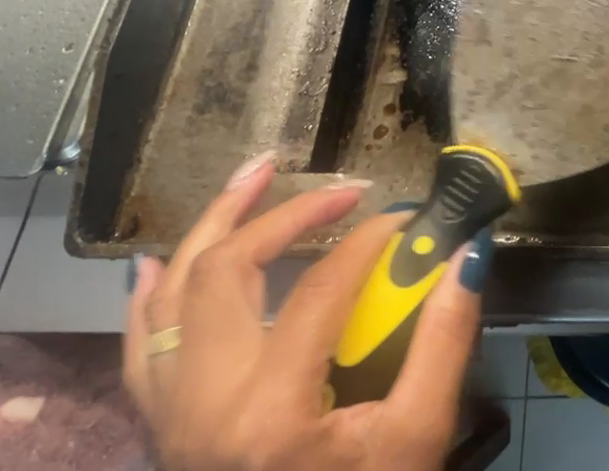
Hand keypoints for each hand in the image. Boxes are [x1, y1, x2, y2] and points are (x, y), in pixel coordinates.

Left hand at [123, 152, 488, 469]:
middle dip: (286, 213)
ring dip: (215, 224)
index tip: (407, 219)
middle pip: (226, 272)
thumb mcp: (418, 436)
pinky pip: (140, 347)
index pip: (321, 289)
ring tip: (257, 172)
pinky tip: (161, 259)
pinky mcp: (161, 425)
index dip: (370, 239)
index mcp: (270, 412)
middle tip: (343, 187)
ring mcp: (169, 416)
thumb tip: (468, 254)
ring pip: (171, 295)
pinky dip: (151, 294)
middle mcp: (202, 405)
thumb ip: (445, 340)